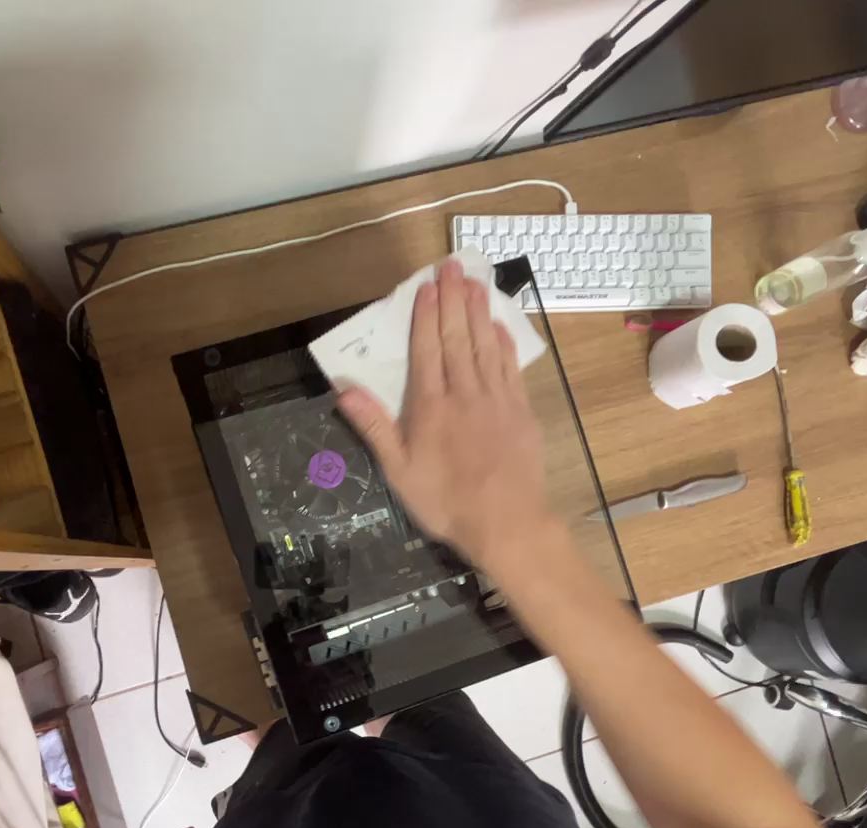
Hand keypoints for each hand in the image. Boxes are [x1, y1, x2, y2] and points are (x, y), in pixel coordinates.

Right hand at [338, 258, 554, 572]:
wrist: (506, 522)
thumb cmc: (446, 501)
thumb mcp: (399, 472)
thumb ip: (374, 428)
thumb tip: (345, 390)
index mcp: (431, 405)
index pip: (426, 349)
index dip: (425, 316)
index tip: (426, 287)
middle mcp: (464, 392)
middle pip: (457, 337)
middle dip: (453, 299)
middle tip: (452, 266)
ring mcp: (496, 399)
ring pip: (485, 345)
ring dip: (479, 311)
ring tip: (476, 282)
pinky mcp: (520, 411)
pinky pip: (511, 368)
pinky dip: (504, 343)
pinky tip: (500, 327)